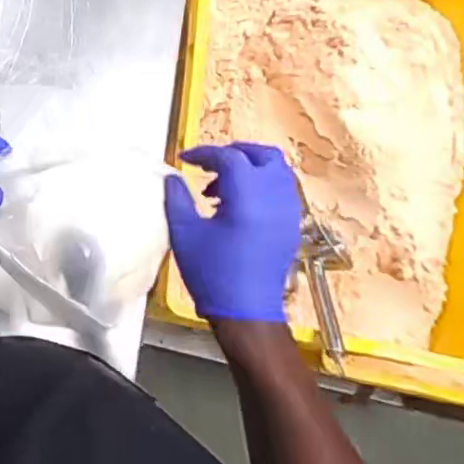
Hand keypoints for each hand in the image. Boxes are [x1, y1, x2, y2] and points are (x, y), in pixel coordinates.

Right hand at [164, 142, 302, 321]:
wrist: (246, 311)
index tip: (185, 159)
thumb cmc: (212, 273)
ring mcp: (288, 211)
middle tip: (208, 163)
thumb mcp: (184, 234)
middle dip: (234, 153)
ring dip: (248, 168)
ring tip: (219, 186)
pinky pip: (280, 190)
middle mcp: (275, 197)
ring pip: (275, 171)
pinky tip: (235, 205)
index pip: (229, 158)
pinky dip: (259, 185)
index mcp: (248, 196)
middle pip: (262, 156)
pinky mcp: (290, 225)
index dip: (205, 153)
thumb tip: (173, 178)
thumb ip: (177, 199)